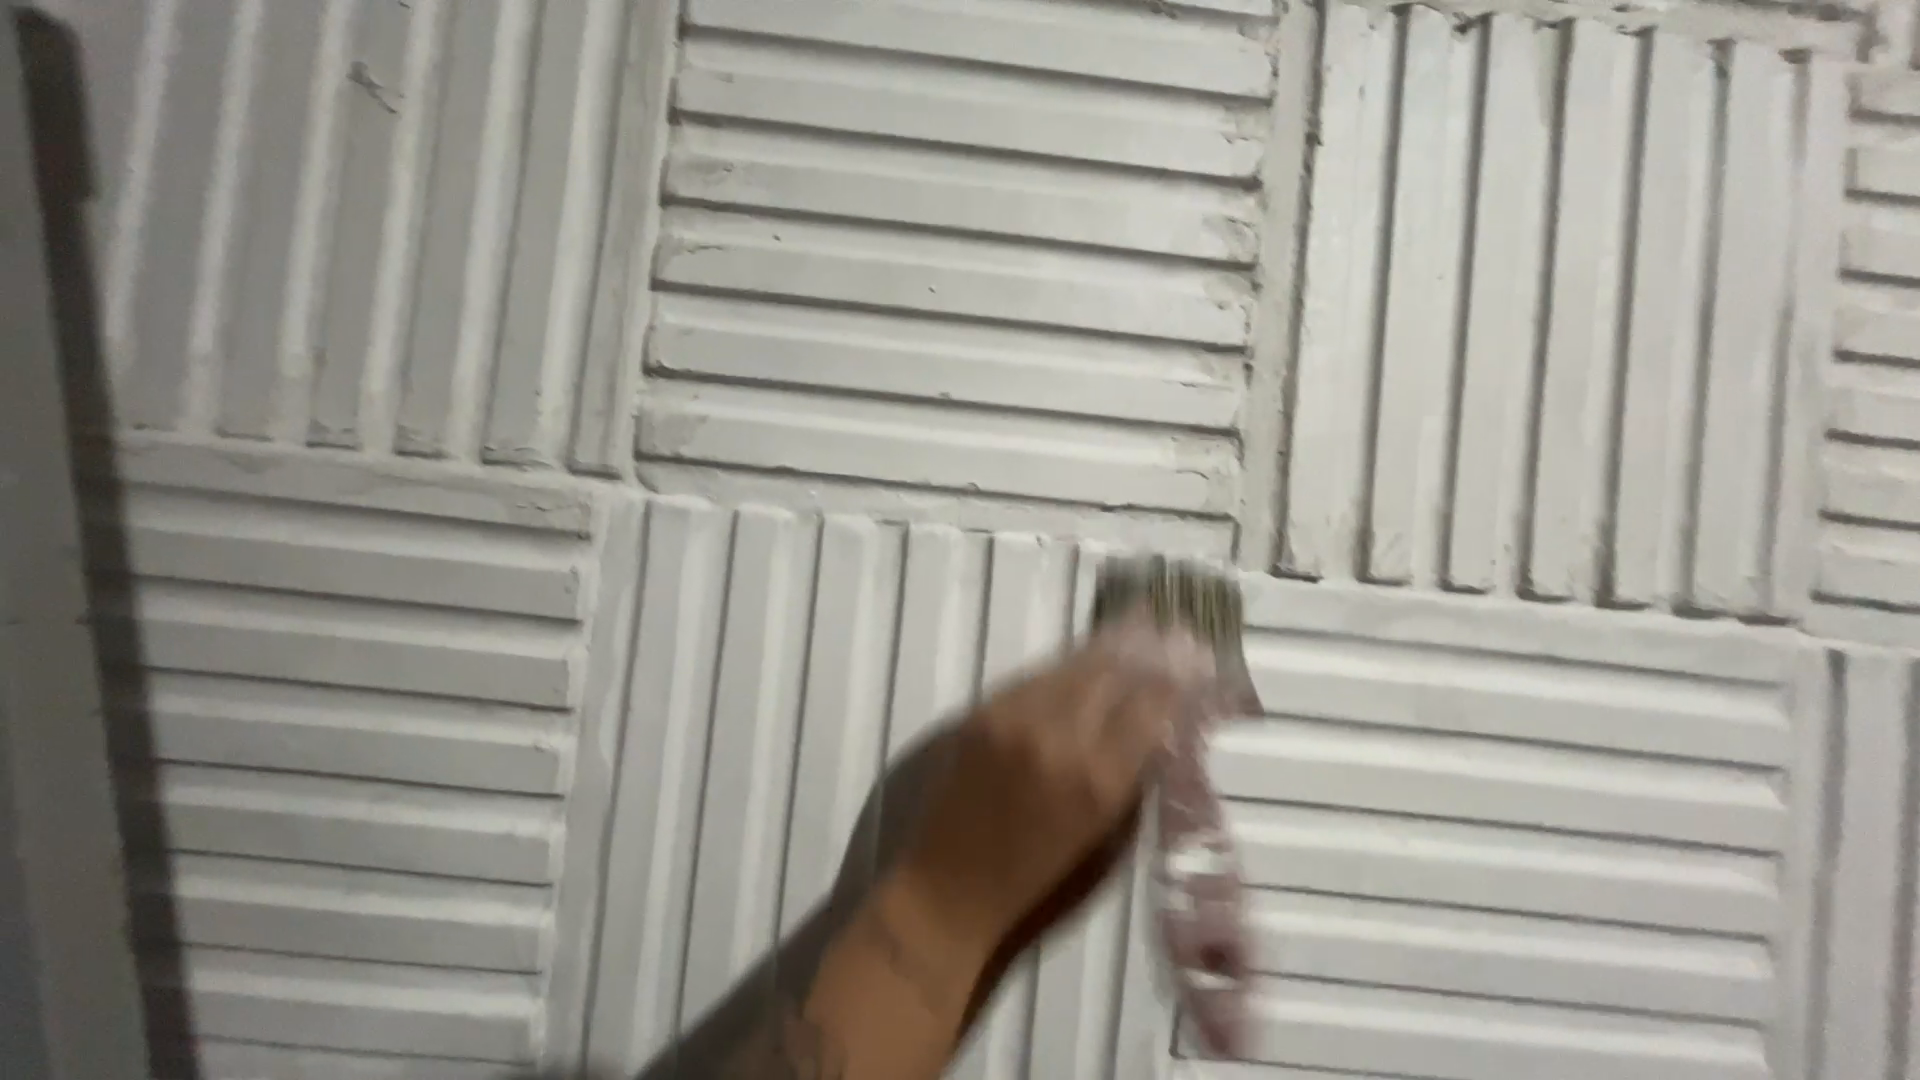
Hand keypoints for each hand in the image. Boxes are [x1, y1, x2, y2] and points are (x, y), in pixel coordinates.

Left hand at [889, 616, 1216, 955]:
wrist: (950, 887)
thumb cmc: (1038, 883)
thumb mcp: (1107, 840)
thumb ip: (1134, 778)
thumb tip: (1158, 725)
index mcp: (1101, 780)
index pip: (1152, 704)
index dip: (1177, 678)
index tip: (1196, 660)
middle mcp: (1060, 737)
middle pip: (1113, 670)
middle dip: (1145, 650)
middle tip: (1167, 631)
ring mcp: (1014, 718)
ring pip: (1071, 664)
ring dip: (1105, 649)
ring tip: (1131, 630)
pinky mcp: (981, 712)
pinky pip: (1033, 676)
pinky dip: (1062, 669)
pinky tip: (1079, 664)